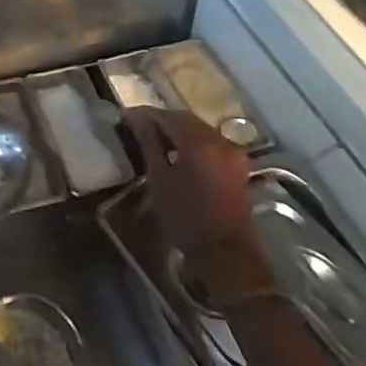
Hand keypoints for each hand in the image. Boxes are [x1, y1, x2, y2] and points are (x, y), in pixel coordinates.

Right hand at [121, 106, 276, 300]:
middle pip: (186, 119)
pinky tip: (179, 151)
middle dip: (163, 119)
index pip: (168, 116)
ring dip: (179, 129)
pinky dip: (194, 141)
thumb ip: (149, 144)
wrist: (225, 251)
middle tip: (140, 124)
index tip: (127, 115)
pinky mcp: (237, 163)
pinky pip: (211, 141)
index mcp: (199, 141)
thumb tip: (137, 120)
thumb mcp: (159, 179)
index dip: (146, 114)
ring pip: (200, 129)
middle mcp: (219, 139)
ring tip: (156, 138)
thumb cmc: (185, 217)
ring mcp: (232, 151)